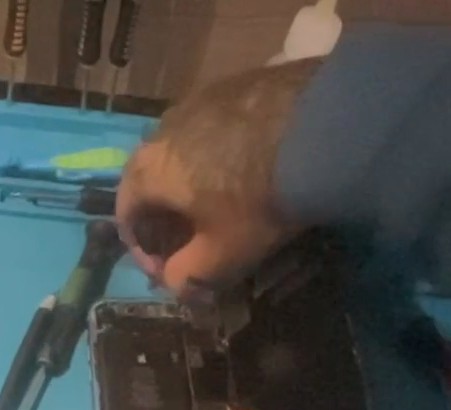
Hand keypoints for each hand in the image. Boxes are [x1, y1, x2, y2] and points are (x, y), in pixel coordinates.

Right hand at [116, 58, 323, 295]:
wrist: (324, 126)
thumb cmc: (256, 199)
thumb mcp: (220, 255)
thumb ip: (188, 276)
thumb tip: (177, 285)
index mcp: (147, 171)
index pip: (126, 216)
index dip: (144, 253)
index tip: (169, 272)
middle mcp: (162, 129)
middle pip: (152, 184)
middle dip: (168, 220)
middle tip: (192, 244)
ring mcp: (199, 100)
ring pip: (182, 156)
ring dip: (192, 187)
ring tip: (221, 209)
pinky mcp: (237, 83)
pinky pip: (214, 132)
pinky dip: (219, 159)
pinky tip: (248, 173)